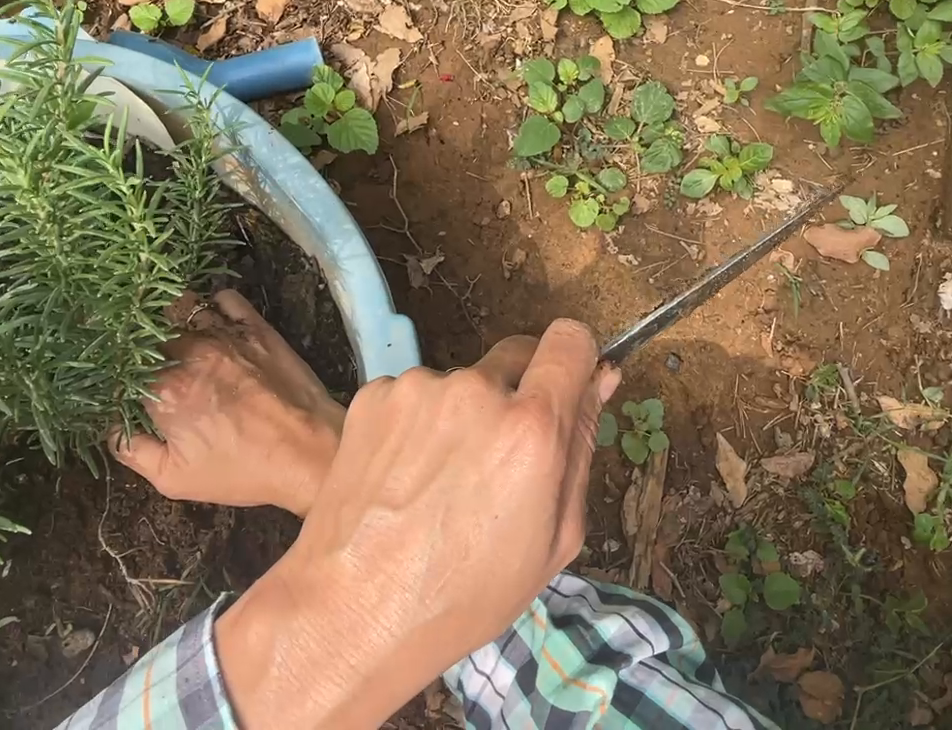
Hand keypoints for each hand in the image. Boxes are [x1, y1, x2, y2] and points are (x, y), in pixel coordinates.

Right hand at [113, 291, 345, 516]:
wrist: (310, 451)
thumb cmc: (243, 470)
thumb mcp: (174, 477)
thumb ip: (131, 449)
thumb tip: (109, 426)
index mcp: (164, 390)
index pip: (122, 367)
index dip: (115, 371)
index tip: (113, 375)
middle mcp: (191, 353)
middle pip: (149, 333)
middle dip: (138, 342)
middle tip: (140, 354)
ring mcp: (227, 336)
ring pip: (184, 310)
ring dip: (171, 319)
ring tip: (168, 331)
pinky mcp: (258, 328)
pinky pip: (227, 299)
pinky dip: (213, 305)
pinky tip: (210, 319)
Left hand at [213, 320, 617, 728]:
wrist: (352, 612)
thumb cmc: (467, 593)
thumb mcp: (556, 538)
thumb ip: (582, 445)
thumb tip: (600, 377)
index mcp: (530, 426)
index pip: (569, 340)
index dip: (574, 361)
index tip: (563, 389)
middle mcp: (475, 389)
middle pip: (516, 356)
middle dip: (518, 392)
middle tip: (497, 458)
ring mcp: (418, 387)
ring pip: (463, 382)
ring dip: (462, 414)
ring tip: (436, 481)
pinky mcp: (374, 394)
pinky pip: (416, 395)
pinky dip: (417, 423)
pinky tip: (401, 476)